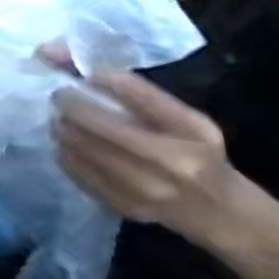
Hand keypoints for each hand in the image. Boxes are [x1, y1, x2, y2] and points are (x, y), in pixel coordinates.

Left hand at [54, 68, 259, 251]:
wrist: (218, 212)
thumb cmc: (195, 151)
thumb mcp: (185, 117)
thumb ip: (138, 92)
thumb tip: (78, 66)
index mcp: (190, 129)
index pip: (134, 92)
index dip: (100, 78)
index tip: (84, 74)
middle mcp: (170, 160)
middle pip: (99, 122)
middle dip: (69, 103)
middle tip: (60, 94)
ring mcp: (146, 189)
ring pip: (81, 146)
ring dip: (62, 125)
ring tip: (60, 116)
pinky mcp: (124, 205)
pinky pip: (76, 170)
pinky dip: (64, 150)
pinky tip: (68, 142)